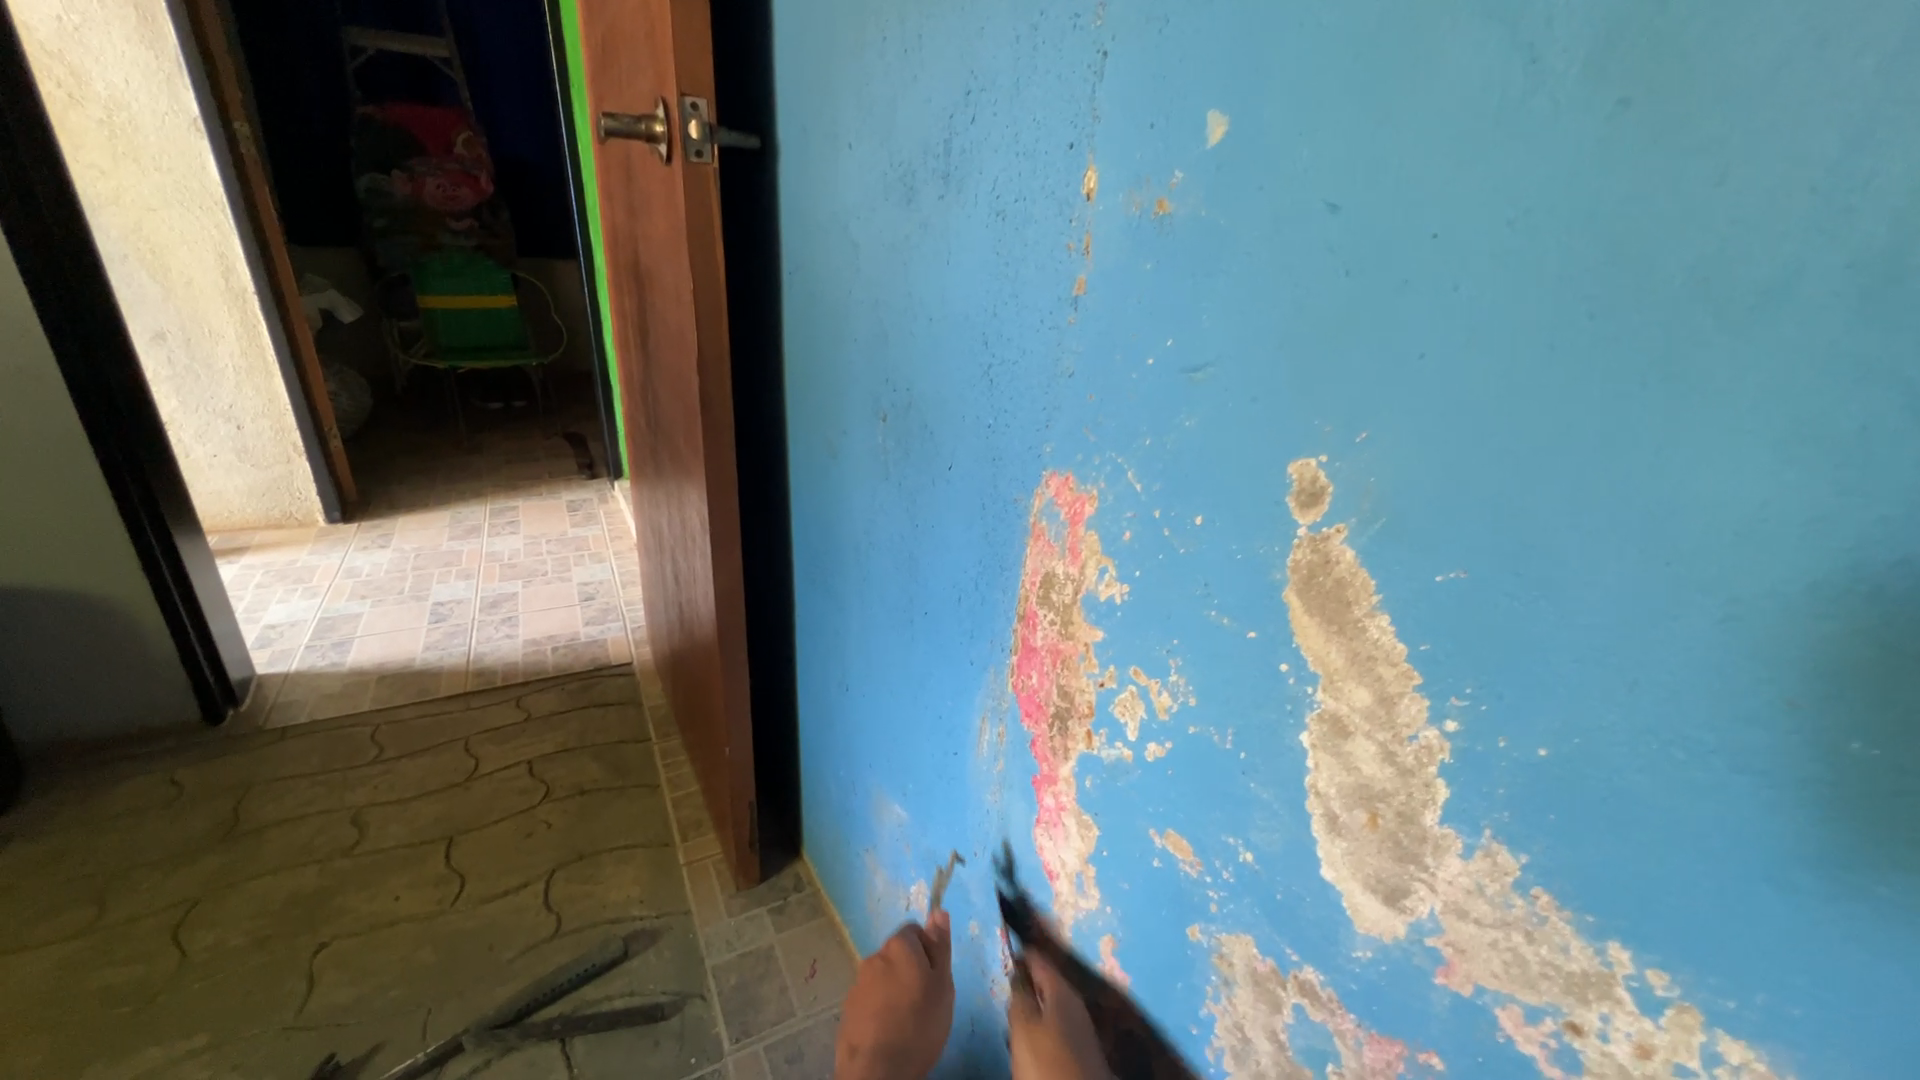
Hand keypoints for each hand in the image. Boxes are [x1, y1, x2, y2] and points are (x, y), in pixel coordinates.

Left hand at [835, 911, 954, 1079]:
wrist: (877, 1069)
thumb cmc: (919, 1024)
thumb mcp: (943, 984)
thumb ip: (940, 946)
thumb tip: (938, 911)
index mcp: (899, 946)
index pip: (915, 932)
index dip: (928, 951)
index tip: (935, 977)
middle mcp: (874, 957)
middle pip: (897, 955)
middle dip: (910, 971)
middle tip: (925, 1000)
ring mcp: (857, 983)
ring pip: (883, 978)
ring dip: (894, 990)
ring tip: (907, 1020)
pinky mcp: (848, 1009)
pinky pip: (870, 1000)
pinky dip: (879, 1009)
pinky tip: (889, 1031)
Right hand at [1008, 952, 1112, 1079]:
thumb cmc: (1047, 1061)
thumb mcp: (1024, 1026)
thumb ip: (1019, 994)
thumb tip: (1016, 969)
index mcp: (1062, 990)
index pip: (1038, 959)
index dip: (1020, 953)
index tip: (1004, 951)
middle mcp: (1074, 1002)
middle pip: (1045, 982)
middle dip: (1026, 980)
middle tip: (1005, 983)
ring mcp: (1079, 1025)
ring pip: (1049, 1004)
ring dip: (1031, 1005)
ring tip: (1012, 1010)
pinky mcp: (1079, 1047)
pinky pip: (1054, 1024)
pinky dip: (1039, 1024)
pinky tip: (1028, 1035)